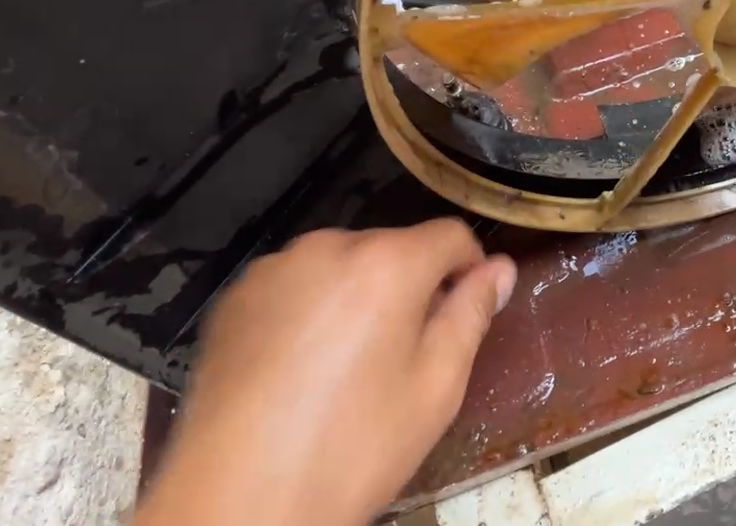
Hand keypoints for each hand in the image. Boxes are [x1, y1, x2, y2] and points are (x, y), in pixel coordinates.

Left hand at [135, 220, 517, 525]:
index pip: (450, 235)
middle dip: (410, 286)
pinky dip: (311, 308)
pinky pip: (296, 284)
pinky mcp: (236, 298)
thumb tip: (501, 268)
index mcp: (388, 263)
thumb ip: (471, 315)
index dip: (469, 269)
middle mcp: (331, 246)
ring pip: (343, 265)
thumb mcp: (435, 388)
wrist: (234, 505)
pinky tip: (300, 367)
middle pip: (394, 248)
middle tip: (403, 356)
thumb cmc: (352, 449)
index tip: (463, 315)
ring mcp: (277, 268)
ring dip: (360, 294)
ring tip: (346, 366)